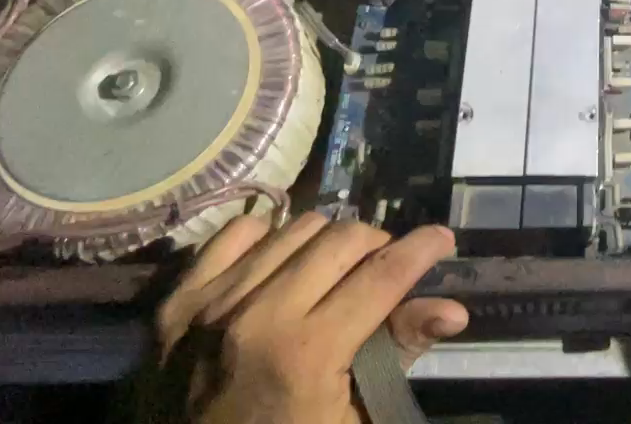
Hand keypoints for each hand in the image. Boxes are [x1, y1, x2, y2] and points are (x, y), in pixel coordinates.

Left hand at [143, 211, 467, 423]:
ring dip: (329, 239)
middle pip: (345, 238)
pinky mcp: (177, 301)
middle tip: (383, 268)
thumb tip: (454, 309)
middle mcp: (258, 315)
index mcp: (306, 354)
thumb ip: (397, 353)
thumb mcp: (350, 421)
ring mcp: (212, 303)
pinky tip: (280, 262)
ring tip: (334, 267)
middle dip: (378, 245)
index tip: (443, 238)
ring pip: (298, 226)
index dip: (423, 248)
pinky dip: (269, 235)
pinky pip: (238, 231)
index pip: (384, 274)